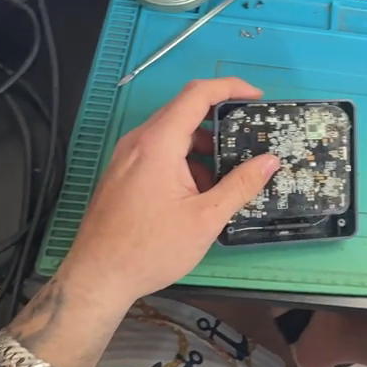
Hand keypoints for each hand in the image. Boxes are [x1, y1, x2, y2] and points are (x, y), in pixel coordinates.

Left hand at [53, 77, 279, 310]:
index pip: (197, 94)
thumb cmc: (151, 248)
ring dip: (203, 145)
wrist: (97, 279)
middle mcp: (139, 141)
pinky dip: (185, 160)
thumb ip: (241, 185)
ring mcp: (127, 156)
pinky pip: (159, 152)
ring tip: (227, 173)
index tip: (257, 97)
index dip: (230, 87)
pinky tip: (198, 192)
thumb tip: (270, 161)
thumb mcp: (206, 218)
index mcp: (159, 142)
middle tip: (249, 136)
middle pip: (185, 111)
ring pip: (173, 134)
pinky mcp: (123, 173)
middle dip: (220, 120)